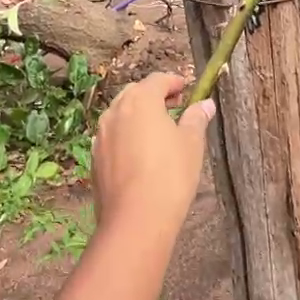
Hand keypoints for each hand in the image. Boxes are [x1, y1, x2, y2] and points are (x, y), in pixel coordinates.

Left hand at [91, 71, 214, 246]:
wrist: (135, 220)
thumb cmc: (170, 175)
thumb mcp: (191, 144)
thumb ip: (196, 118)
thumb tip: (205, 104)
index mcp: (140, 100)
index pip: (157, 79)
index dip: (174, 82)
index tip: (186, 91)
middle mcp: (116, 111)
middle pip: (136, 93)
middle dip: (154, 97)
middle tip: (174, 109)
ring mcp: (101, 135)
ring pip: (121, 115)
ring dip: (138, 116)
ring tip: (158, 134)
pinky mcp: (95, 159)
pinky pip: (112, 137)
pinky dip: (126, 137)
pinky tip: (140, 156)